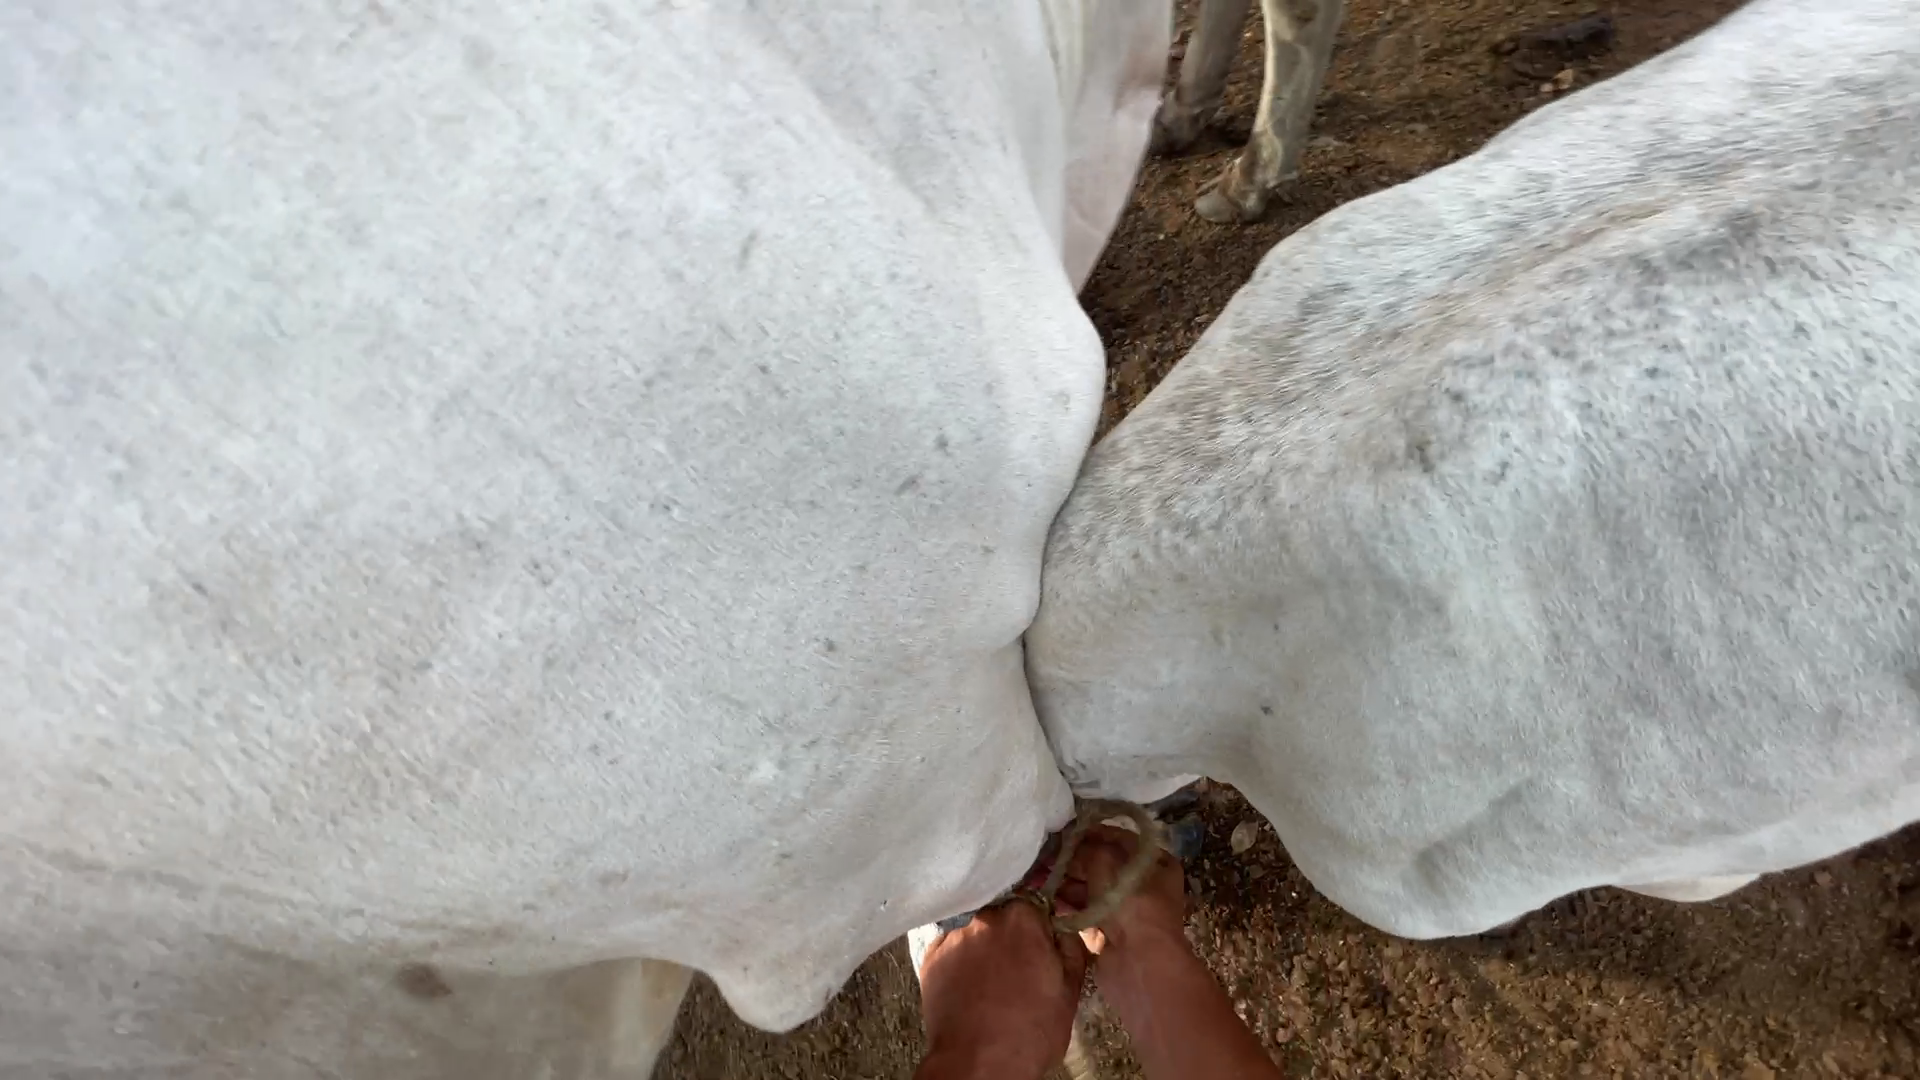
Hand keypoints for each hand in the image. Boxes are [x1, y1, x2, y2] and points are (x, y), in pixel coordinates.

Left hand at [914, 899, 1089, 1079]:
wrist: (978, 1066)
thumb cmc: (1030, 1032)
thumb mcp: (1069, 992)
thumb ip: (1071, 948)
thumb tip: (1065, 929)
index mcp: (1022, 918)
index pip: (1034, 909)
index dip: (1038, 933)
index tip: (1038, 954)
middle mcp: (986, 917)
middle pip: (1002, 919)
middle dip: (1009, 939)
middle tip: (1014, 973)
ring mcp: (955, 936)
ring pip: (975, 935)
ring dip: (982, 952)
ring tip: (988, 987)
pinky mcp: (931, 956)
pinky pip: (950, 952)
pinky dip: (958, 965)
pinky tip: (967, 991)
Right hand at [1052, 823, 1187, 956]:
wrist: (1138, 963)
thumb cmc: (1129, 901)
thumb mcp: (1105, 861)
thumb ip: (1086, 848)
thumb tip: (1069, 843)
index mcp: (1154, 862)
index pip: (1120, 838)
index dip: (1092, 833)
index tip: (1064, 831)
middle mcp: (1143, 885)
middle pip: (1103, 864)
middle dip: (1073, 859)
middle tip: (1045, 853)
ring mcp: (1127, 911)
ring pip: (1092, 889)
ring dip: (1066, 881)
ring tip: (1038, 873)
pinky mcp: (1111, 933)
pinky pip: (1086, 912)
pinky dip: (1068, 904)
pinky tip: (1046, 895)